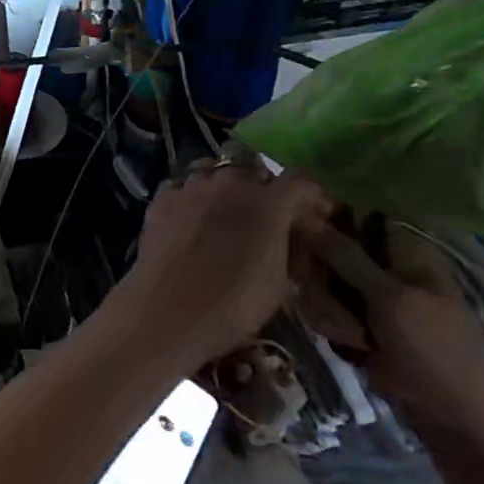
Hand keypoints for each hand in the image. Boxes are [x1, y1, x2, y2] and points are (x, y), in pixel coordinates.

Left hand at [115, 145, 325, 368]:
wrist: (166, 314)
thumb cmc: (232, 306)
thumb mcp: (278, 286)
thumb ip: (288, 254)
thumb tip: (288, 245)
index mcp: (269, 201)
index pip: (300, 181)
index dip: (313, 196)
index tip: (320, 213)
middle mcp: (231, 182)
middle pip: (256, 170)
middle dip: (267, 188)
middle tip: (268, 213)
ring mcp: (193, 186)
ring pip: (215, 170)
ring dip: (227, 186)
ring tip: (227, 209)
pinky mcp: (163, 198)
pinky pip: (184, 187)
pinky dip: (193, 197)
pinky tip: (192, 217)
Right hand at [292, 218, 483, 431]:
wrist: (465, 427)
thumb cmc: (436, 352)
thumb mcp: (389, 297)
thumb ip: (346, 255)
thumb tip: (305, 215)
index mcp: (402, 247)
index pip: (352, 214)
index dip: (325, 220)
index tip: (303, 235)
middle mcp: (386, 266)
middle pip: (332, 252)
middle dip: (324, 278)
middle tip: (333, 304)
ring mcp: (376, 300)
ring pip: (328, 286)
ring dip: (330, 311)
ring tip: (353, 339)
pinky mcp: (367, 330)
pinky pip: (334, 317)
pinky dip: (336, 331)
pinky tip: (351, 350)